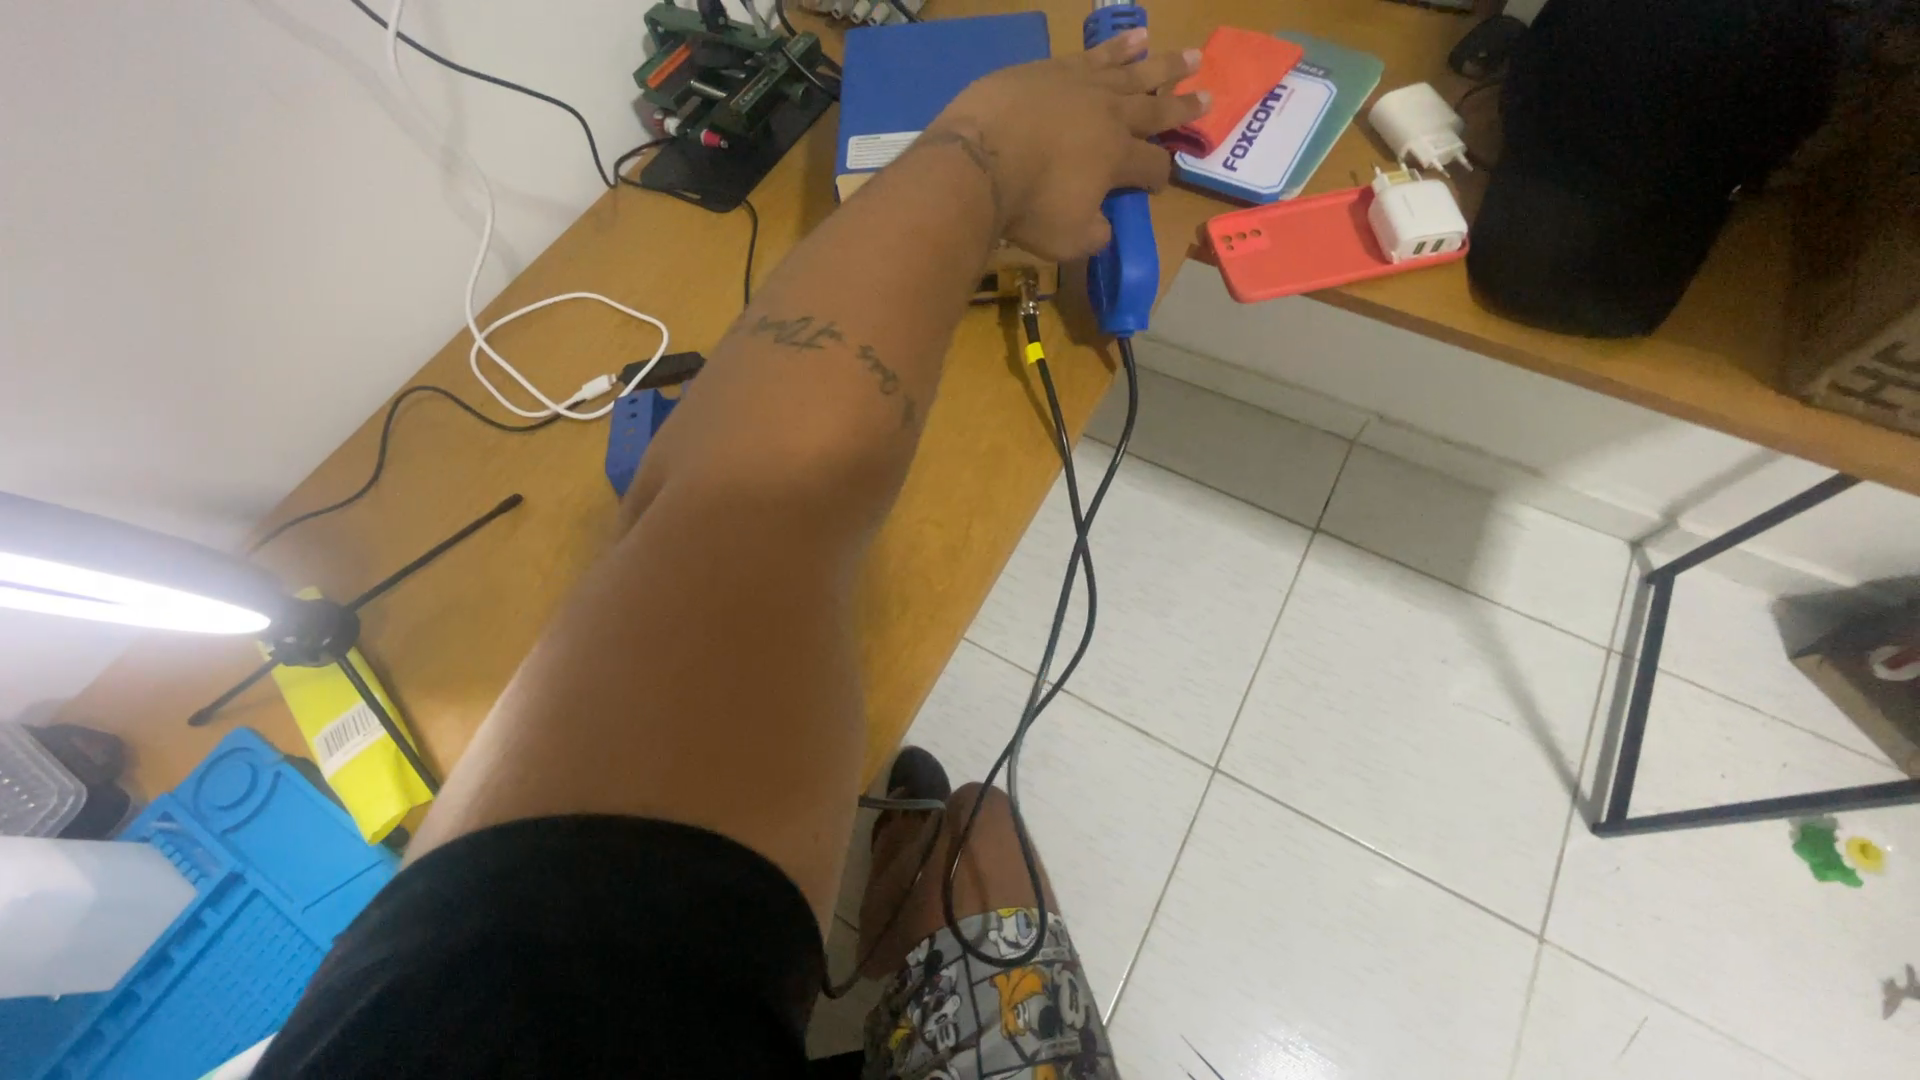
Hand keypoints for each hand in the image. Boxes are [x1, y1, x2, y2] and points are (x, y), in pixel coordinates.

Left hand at [920, 29, 1207, 260]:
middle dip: (1183, 106)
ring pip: (1134, 72)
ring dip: (1162, 65)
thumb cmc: (1026, 207)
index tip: (1157, 185)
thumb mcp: (1067, 239)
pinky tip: (1134, 38)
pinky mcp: (1052, 68)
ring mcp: (1082, 86)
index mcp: (1117, 159)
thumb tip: (1103, 230)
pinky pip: (1096, 53)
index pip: (1152, 166)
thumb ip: (1093, 235)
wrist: (978, 160)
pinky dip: (1118, 46)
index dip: (1159, 177)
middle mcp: (1110, 116)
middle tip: (1209, 96)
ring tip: (1188, 55)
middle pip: (1155, 110)